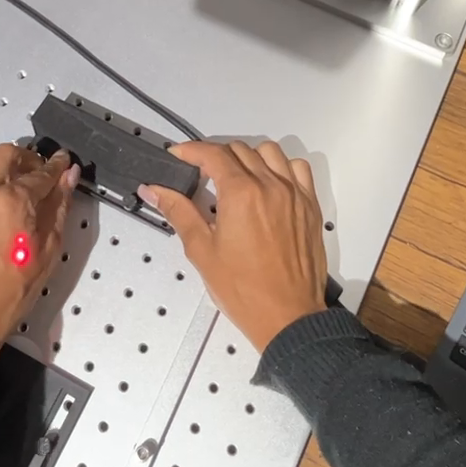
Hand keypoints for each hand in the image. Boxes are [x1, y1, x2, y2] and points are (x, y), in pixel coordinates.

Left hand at [0, 143, 78, 363]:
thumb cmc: (6, 297)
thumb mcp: (46, 255)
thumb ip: (58, 209)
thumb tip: (67, 176)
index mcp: (12, 203)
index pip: (41, 173)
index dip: (55, 168)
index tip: (60, 164)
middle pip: (5, 153)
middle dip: (24, 160)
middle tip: (29, 173)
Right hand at [140, 140, 327, 351]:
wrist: (287, 317)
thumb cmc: (246, 291)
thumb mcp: (201, 250)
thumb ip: (178, 211)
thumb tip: (156, 190)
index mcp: (241, 194)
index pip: (213, 154)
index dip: (191, 150)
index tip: (180, 155)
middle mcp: (270, 186)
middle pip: (239, 149)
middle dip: (216, 156)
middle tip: (202, 174)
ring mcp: (293, 194)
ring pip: (270, 152)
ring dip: (248, 156)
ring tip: (235, 176)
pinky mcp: (309, 206)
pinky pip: (299, 168)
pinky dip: (282, 166)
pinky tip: (270, 182)